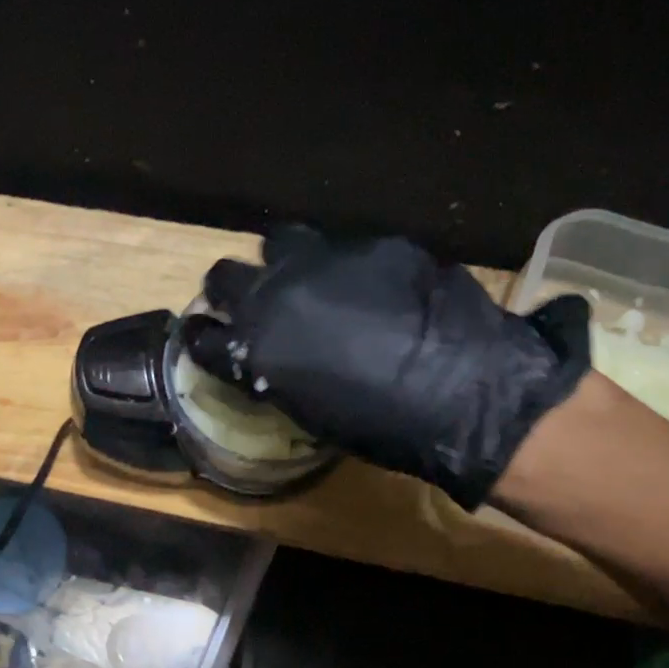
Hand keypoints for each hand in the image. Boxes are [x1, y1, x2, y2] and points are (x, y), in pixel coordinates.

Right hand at [181, 227, 592, 508]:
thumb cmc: (381, 425)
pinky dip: (344, 267)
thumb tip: (272, 356)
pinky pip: (342, 250)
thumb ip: (277, 372)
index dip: (204, 338)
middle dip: (231, 289)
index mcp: (255, 345)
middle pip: (224, 277)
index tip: (212, 340)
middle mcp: (275, 293)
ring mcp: (322, 260)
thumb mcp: (309, 409)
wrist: (465, 390)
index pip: (202, 335)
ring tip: (307, 279)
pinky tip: (371, 287)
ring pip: (278, 242)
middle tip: (254, 304)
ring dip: (283, 261)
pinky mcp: (372, 244)